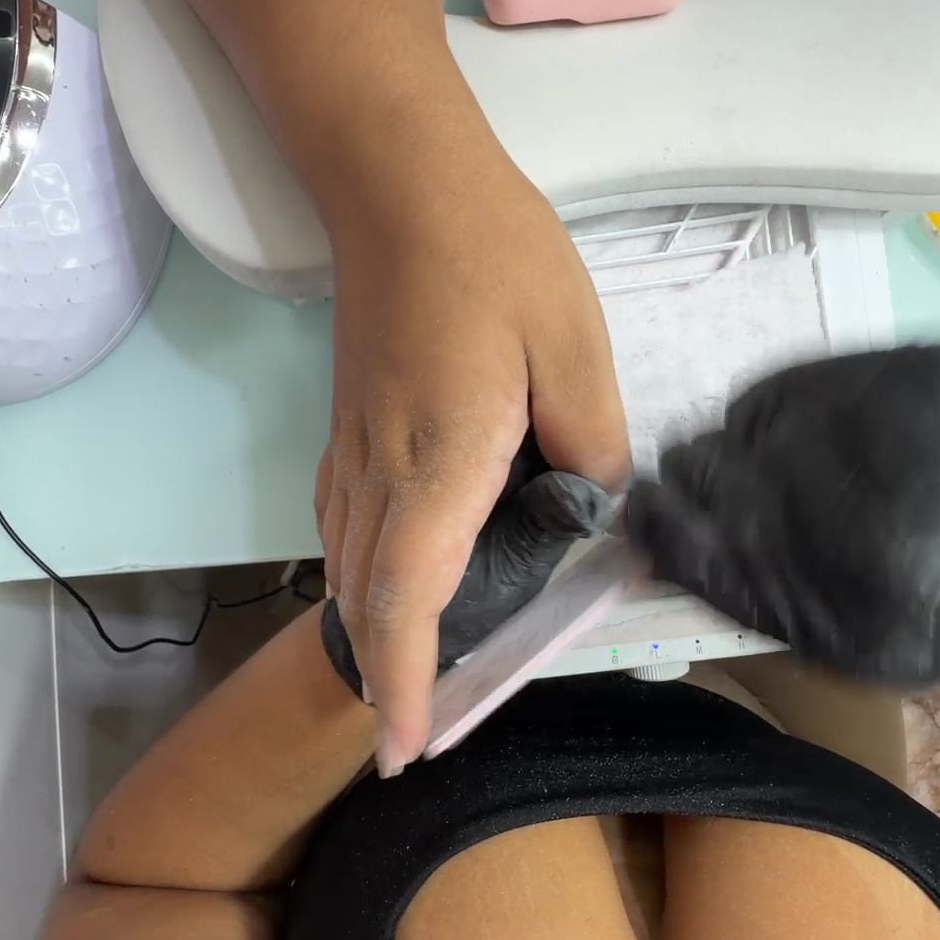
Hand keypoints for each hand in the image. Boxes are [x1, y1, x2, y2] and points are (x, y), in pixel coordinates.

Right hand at [319, 167, 629, 775]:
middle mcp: (379, 473)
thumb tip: (595, 507)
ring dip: (369, 635)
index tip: (405, 746)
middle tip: (410, 734)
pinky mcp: (347, 431)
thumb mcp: (574, 347)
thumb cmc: (495, 263)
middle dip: (381, 677)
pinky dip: (360, 582)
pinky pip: (343, 530)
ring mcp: (351, 452)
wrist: (402, 193)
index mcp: (440, 462)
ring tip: (401, 683)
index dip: (402, 679)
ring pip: (347, 569)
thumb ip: (592, 443)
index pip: (408, 595)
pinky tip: (384, 589)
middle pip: (366, 598)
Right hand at [629, 337, 939, 684]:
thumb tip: (654, 541)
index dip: (656, 526)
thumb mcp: (874, 649)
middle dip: (692, 485)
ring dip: (738, 446)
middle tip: (709, 496)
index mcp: (867, 595)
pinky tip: (814, 430)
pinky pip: (803, 378)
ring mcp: (914, 411)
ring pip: (747, 416)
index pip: (701, 542)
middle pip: (711, 470)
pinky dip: (782, 407)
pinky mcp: (938, 355)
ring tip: (778, 467)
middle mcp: (885, 496)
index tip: (642, 519)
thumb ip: (758, 598)